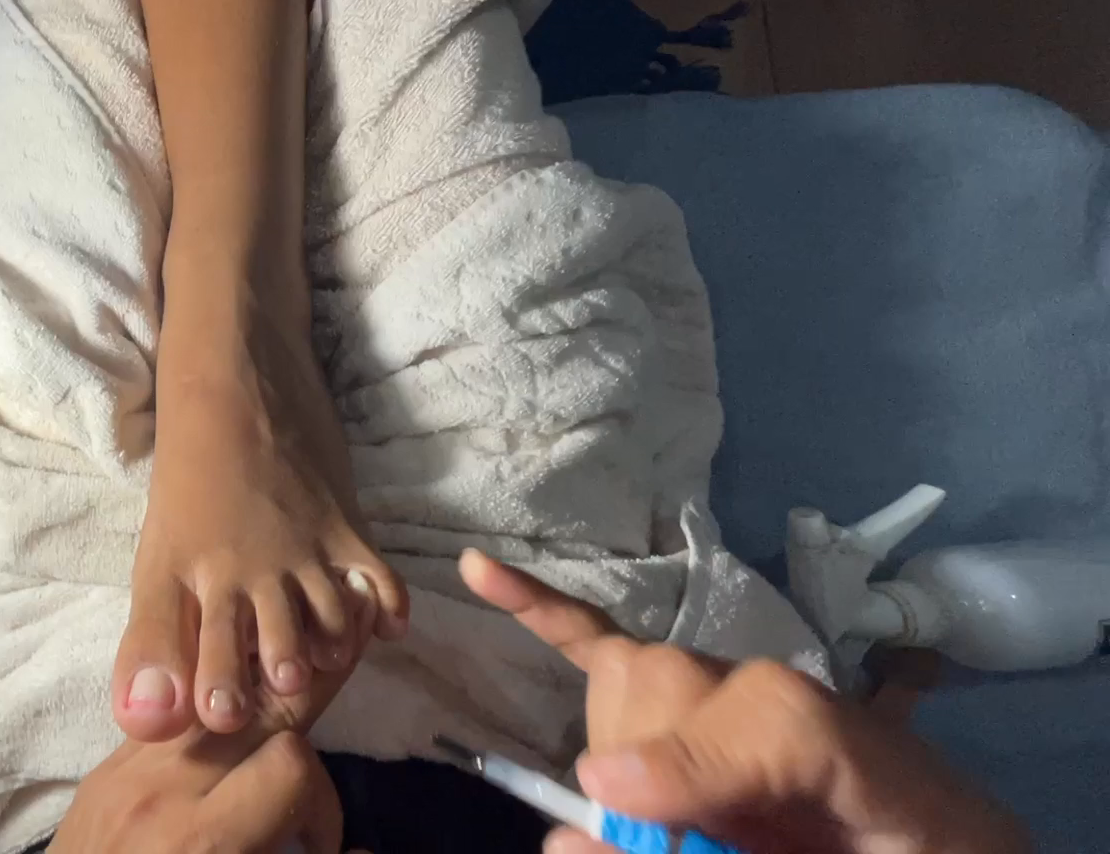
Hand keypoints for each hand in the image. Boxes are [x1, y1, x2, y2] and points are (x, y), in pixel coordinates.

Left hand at [49, 727, 341, 852]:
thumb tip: (360, 847)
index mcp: (202, 840)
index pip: (289, 762)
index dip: (321, 800)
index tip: (316, 841)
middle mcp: (161, 787)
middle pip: (251, 709)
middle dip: (290, 724)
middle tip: (303, 754)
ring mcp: (124, 770)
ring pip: (206, 703)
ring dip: (242, 728)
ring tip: (254, 767)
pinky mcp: (102, 770)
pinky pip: (168, 726)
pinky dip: (200, 738)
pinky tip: (209, 771)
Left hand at [112, 287, 408, 741]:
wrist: (230, 383)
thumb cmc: (187, 473)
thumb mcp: (157, 554)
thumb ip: (152, 637)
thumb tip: (141, 723)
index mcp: (198, 578)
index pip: (211, 657)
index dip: (219, 694)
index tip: (223, 718)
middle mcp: (253, 570)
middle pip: (277, 645)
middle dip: (278, 678)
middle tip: (284, 691)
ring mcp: (304, 545)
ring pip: (331, 621)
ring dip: (330, 648)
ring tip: (324, 662)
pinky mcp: (343, 520)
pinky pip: (377, 577)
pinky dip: (385, 607)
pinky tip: (385, 625)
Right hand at [459, 549, 1029, 853]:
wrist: (917, 850)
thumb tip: (563, 842)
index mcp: (868, 761)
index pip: (777, 723)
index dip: (696, 758)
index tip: (611, 796)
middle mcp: (784, 695)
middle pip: (675, 685)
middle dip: (642, 767)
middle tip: (663, 839)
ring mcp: (726, 681)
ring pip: (627, 669)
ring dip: (613, 737)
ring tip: (655, 815)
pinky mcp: (680, 687)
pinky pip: (598, 637)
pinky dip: (536, 606)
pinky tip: (477, 571)